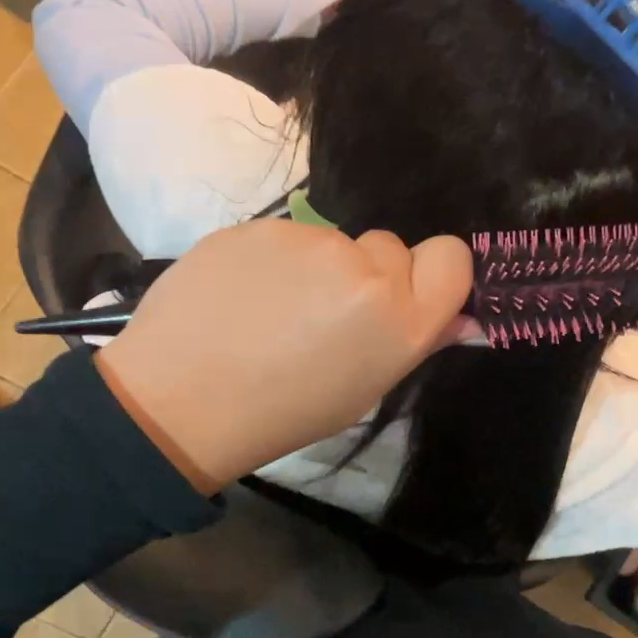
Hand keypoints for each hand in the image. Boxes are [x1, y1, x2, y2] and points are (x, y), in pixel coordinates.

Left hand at [96, 219, 472, 493]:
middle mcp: (365, 271)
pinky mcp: (259, 225)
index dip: (432, 273)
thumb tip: (458, 318)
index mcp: (400, 321)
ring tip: (274, 312)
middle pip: (391, 247)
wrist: (179, 400)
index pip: (453, 257)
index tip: (403, 295)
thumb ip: (412, 342)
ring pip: (334, 243)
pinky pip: (286, 238)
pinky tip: (243, 297)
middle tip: (327, 317)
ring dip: (318, 268)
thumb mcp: (363, 391)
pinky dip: (274, 261)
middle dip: (369, 274)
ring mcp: (309, 241)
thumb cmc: (284, 412)